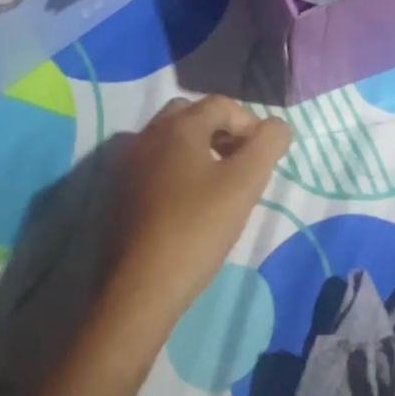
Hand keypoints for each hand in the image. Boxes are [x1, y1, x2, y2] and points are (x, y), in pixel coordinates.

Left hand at [106, 95, 291, 312]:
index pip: (223, 105)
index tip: (264, 158)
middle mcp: (148, 135)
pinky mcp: (118, 194)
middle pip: (192, 115)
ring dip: (198, 150)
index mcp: (178, 126)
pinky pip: (153, 165)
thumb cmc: (197, 228)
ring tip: (217, 185)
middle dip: (221, 131)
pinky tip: (188, 204)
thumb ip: (268, 144)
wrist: (138, 290)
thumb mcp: (246, 183)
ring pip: (170, 141)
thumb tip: (276, 127)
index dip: (250, 124)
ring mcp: (128, 164)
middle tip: (239, 163)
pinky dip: (175, 171)